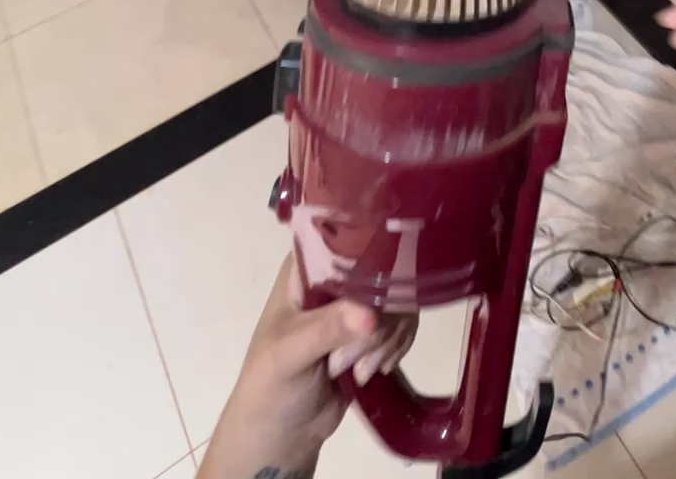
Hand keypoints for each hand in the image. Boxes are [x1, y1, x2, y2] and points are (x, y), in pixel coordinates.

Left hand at [198, 256, 417, 478]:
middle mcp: (338, 276)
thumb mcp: (290, 354)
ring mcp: (359, 302)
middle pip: (386, 272)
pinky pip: (406, 322)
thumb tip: (371, 316)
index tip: (382, 291)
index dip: (374, 258)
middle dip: (379, 319)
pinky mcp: (376, 327)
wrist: (282, 435)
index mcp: (310, 266)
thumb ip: (327, 329)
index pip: (352, 239)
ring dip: (386, 340)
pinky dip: (397, 347)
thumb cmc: (270, 386)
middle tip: (358, 354)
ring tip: (359, 371)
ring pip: (400, 299)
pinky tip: (377, 370)